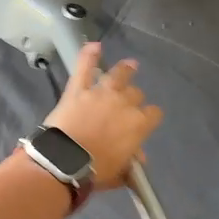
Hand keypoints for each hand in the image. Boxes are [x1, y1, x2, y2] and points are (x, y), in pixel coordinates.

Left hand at [43, 43, 163, 190]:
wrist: (65, 162)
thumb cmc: (95, 171)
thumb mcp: (119, 172)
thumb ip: (130, 162)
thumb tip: (138, 159)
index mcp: (138, 124)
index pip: (153, 114)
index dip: (149, 117)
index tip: (145, 120)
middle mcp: (124, 103)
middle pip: (136, 93)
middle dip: (133, 98)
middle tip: (126, 103)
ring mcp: (101, 92)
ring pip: (118, 74)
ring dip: (125, 69)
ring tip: (130, 65)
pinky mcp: (78, 89)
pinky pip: (85, 66)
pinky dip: (89, 54)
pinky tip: (94, 45)